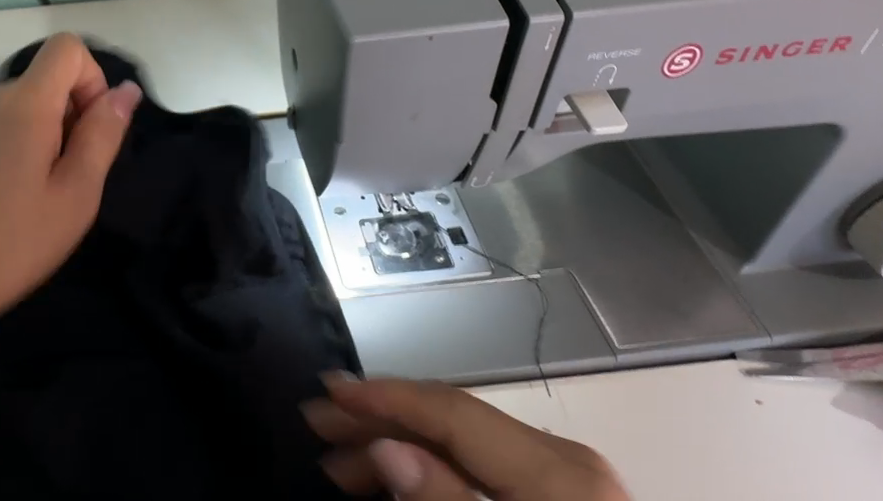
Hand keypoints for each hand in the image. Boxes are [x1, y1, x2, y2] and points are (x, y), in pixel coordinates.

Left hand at [0, 33, 141, 332]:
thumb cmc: (11, 243)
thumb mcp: (76, 195)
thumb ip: (104, 134)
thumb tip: (126, 91)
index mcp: (24, 102)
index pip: (67, 48)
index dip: (92, 80)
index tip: (89, 133)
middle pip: (43, 81)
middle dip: (67, 117)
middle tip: (64, 183)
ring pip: (17, 108)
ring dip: (37, 137)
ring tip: (30, 200)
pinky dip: (7, 150)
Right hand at [304, 374, 628, 499]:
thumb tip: (386, 447)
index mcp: (556, 472)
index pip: (452, 411)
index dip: (385, 397)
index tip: (327, 391)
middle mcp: (562, 459)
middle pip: (452, 419)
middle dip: (380, 420)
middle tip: (316, 426)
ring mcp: (567, 477)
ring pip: (463, 441)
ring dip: (399, 443)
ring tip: (341, 460)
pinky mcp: (563, 496)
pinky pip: (483, 464)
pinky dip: (434, 465)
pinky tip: (396, 476)